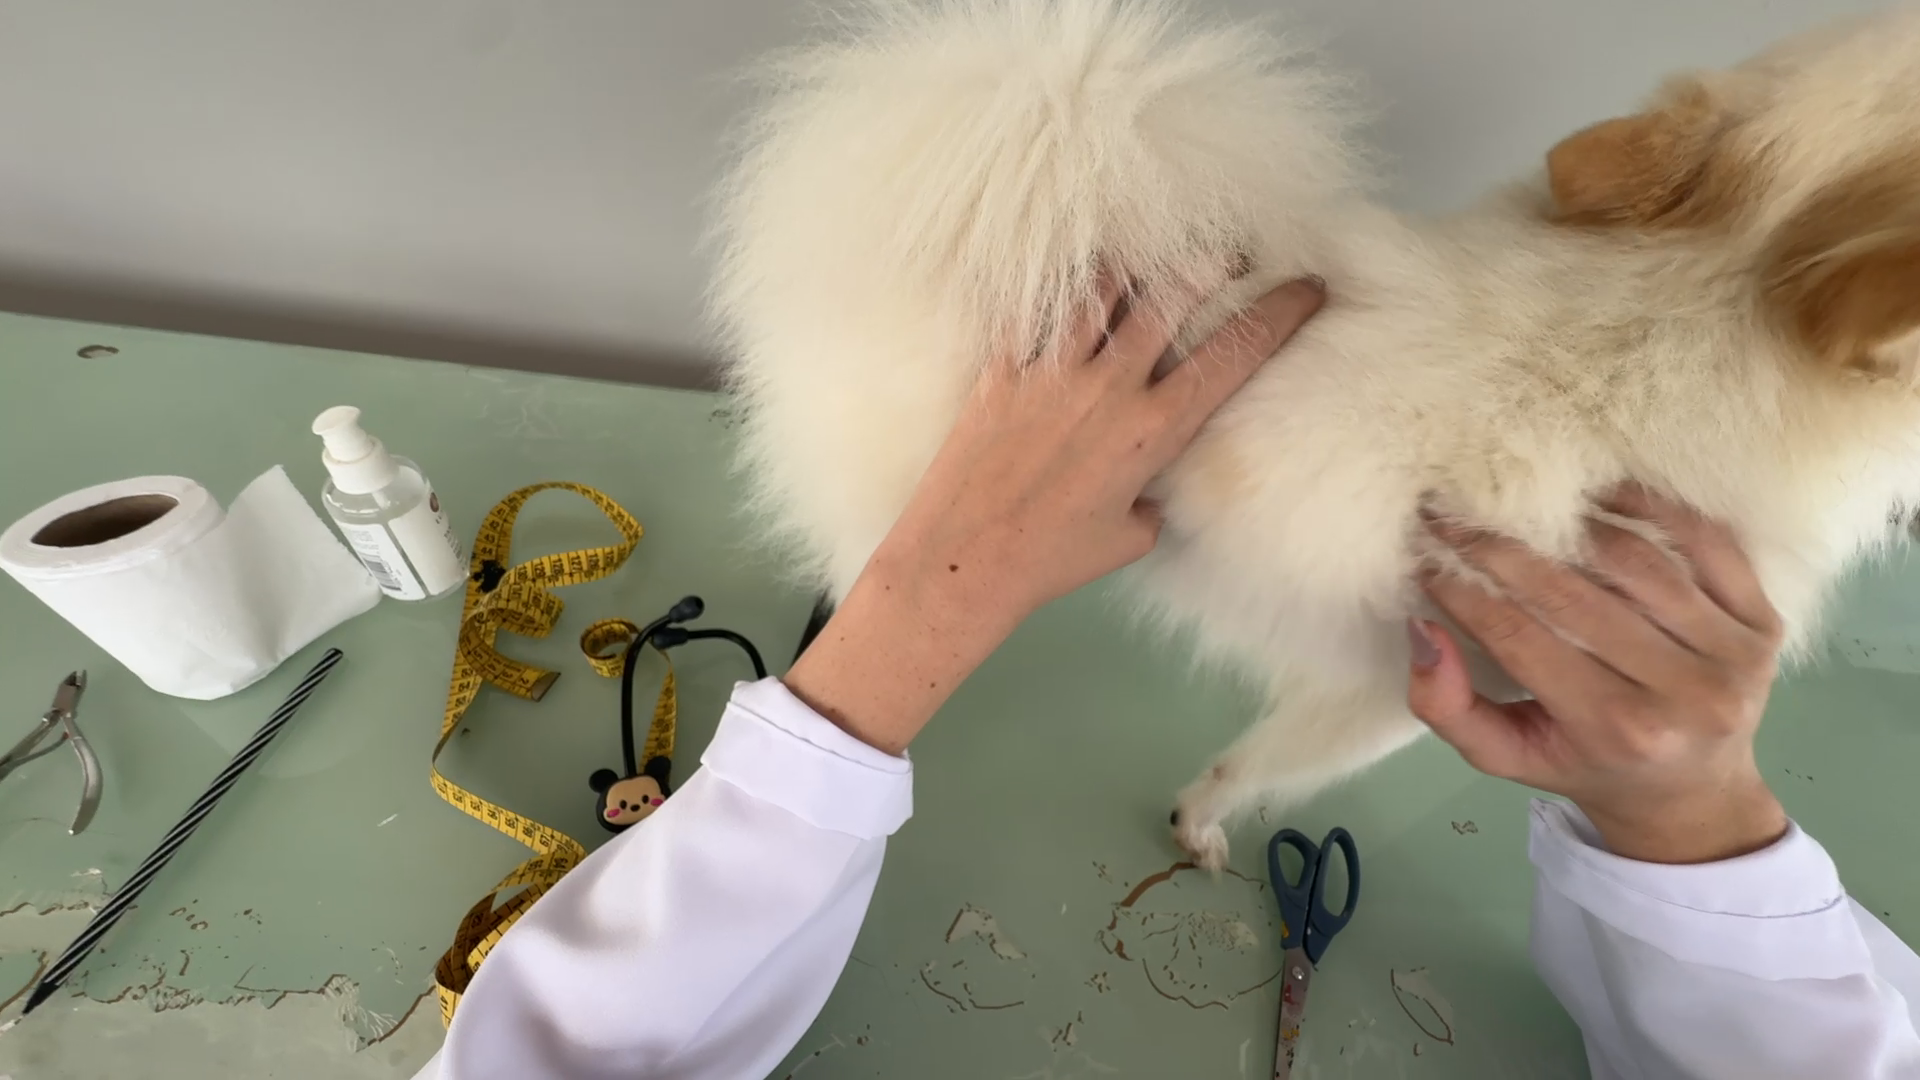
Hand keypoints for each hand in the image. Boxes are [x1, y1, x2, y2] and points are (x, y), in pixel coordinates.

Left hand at [785, 277, 1326, 752]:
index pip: (1234, 354)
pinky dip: (1055, 292)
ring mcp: (1050, 372)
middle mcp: (1107, 388)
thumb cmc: (1048, 560)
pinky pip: (1032, 309)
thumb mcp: (1126, 540)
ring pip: (1101, 286)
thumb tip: (1151, 487)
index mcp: (1151, 431)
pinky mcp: (1000, 370)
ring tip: (1143, 267)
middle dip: (1212, 262)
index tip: (1307, 287)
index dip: (1280, 312)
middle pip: (1173, 294)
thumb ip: (1152, 501)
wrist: (962, 559)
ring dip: (1132, 268)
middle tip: (1227, 256)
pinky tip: (1065, 287)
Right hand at [1408, 487, 1789, 863]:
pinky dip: (1651, 505)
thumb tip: (1423, 628)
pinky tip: (1594, 490)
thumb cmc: (1575, 762)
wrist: (1691, 787)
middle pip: (1568, 593)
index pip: (1515, 636)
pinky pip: (1708, 542)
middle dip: (1492, 548)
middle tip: (1445, 518)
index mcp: (1614, 727)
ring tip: (1505, 506)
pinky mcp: (1764, 620)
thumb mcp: (1494, 752)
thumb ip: (1443, 703)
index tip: (1419, 559)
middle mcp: (1685, 690)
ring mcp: (1735, 652)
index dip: (1459, 592)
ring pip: (1631, 560)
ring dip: (1558, 523)